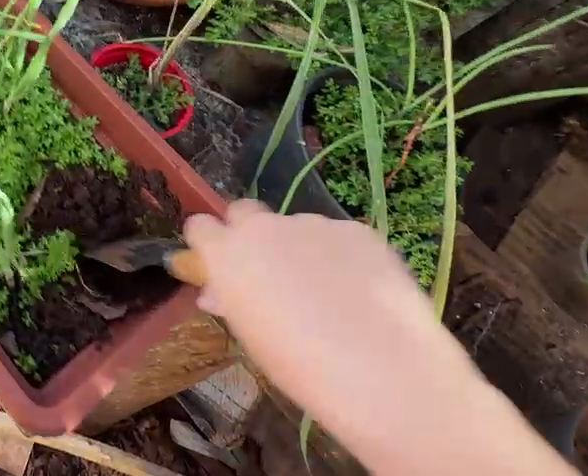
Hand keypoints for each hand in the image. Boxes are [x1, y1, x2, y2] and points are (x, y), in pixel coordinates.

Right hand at [184, 200, 572, 475]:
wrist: (387, 376)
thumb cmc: (304, 368)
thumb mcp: (254, 339)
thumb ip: (234, 303)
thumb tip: (220, 293)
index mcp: (226, 254)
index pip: (200, 226)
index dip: (212, 244)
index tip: (224, 266)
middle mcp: (262, 227)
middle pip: (244, 211)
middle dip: (252, 233)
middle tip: (274, 272)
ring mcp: (311, 223)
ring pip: (297, 227)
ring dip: (304, 248)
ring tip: (334, 294)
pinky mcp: (356, 230)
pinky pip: (340, 237)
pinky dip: (345, 257)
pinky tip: (365, 294)